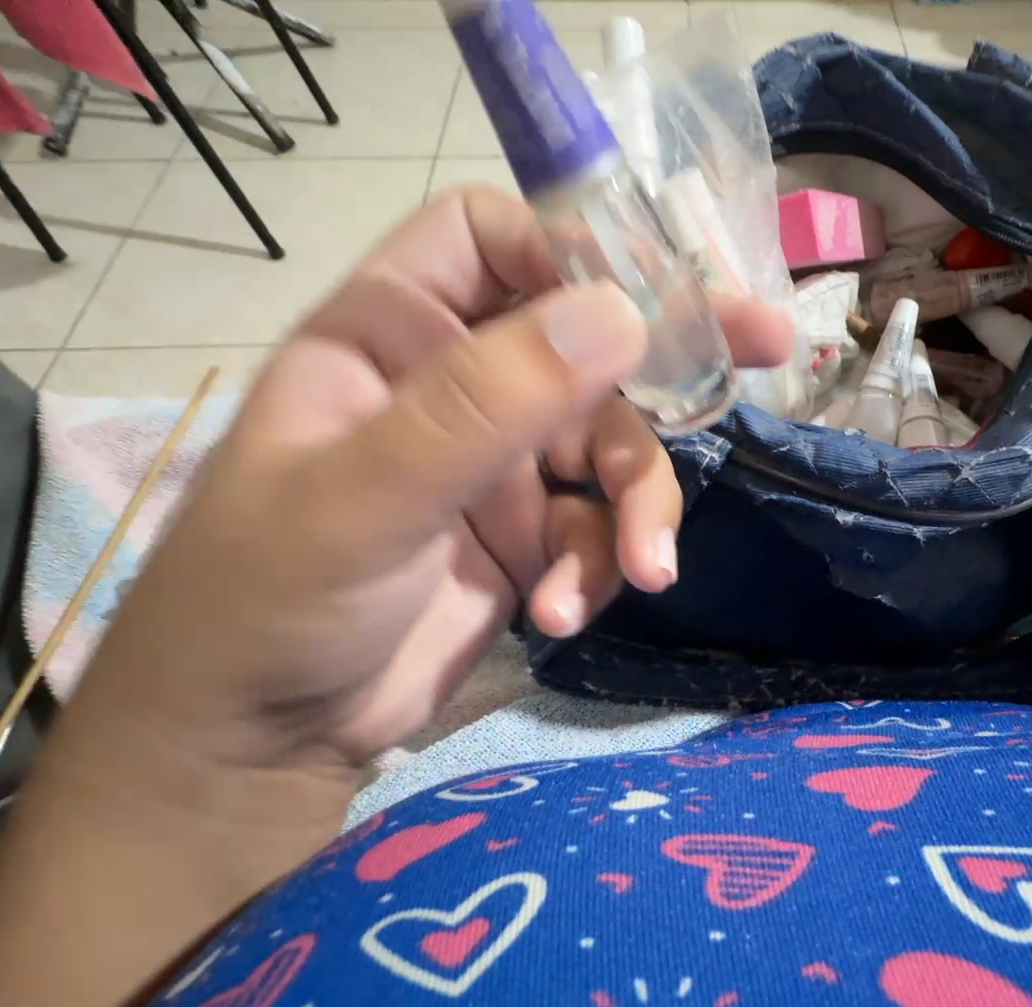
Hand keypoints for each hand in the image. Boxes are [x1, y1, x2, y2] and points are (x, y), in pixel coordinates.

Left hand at [63, 186, 792, 784]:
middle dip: (671, 364)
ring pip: (616, 446)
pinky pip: (604, 527)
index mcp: (393, 337)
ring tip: (642, 570)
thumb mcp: (367, 496)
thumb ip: (486, 404)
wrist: (259, 744)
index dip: (572, 246)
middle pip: (589, 343)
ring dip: (638, 506)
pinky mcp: (532, 539)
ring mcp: (502, 465)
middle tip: (772, 347)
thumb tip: (621, 313)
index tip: (652, 292)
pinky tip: (562, 615)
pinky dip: (604, 567)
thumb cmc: (266, 603)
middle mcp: (459, 386)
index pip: (492, 238)